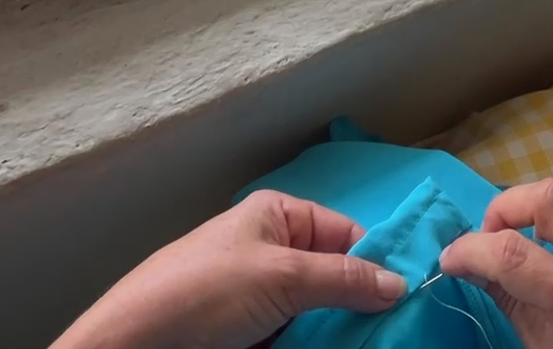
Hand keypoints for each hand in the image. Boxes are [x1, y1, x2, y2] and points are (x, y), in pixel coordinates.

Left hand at [52, 190, 406, 348]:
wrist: (140, 340)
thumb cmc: (211, 290)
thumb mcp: (282, 278)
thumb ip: (344, 279)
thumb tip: (401, 282)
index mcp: (279, 216)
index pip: (344, 233)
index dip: (377, 261)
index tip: (413, 295)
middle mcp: (274, 249)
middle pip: (335, 275)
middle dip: (362, 303)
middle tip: (400, 331)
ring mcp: (262, 294)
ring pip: (320, 313)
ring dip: (342, 331)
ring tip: (378, 344)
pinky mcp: (253, 333)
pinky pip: (298, 336)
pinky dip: (317, 346)